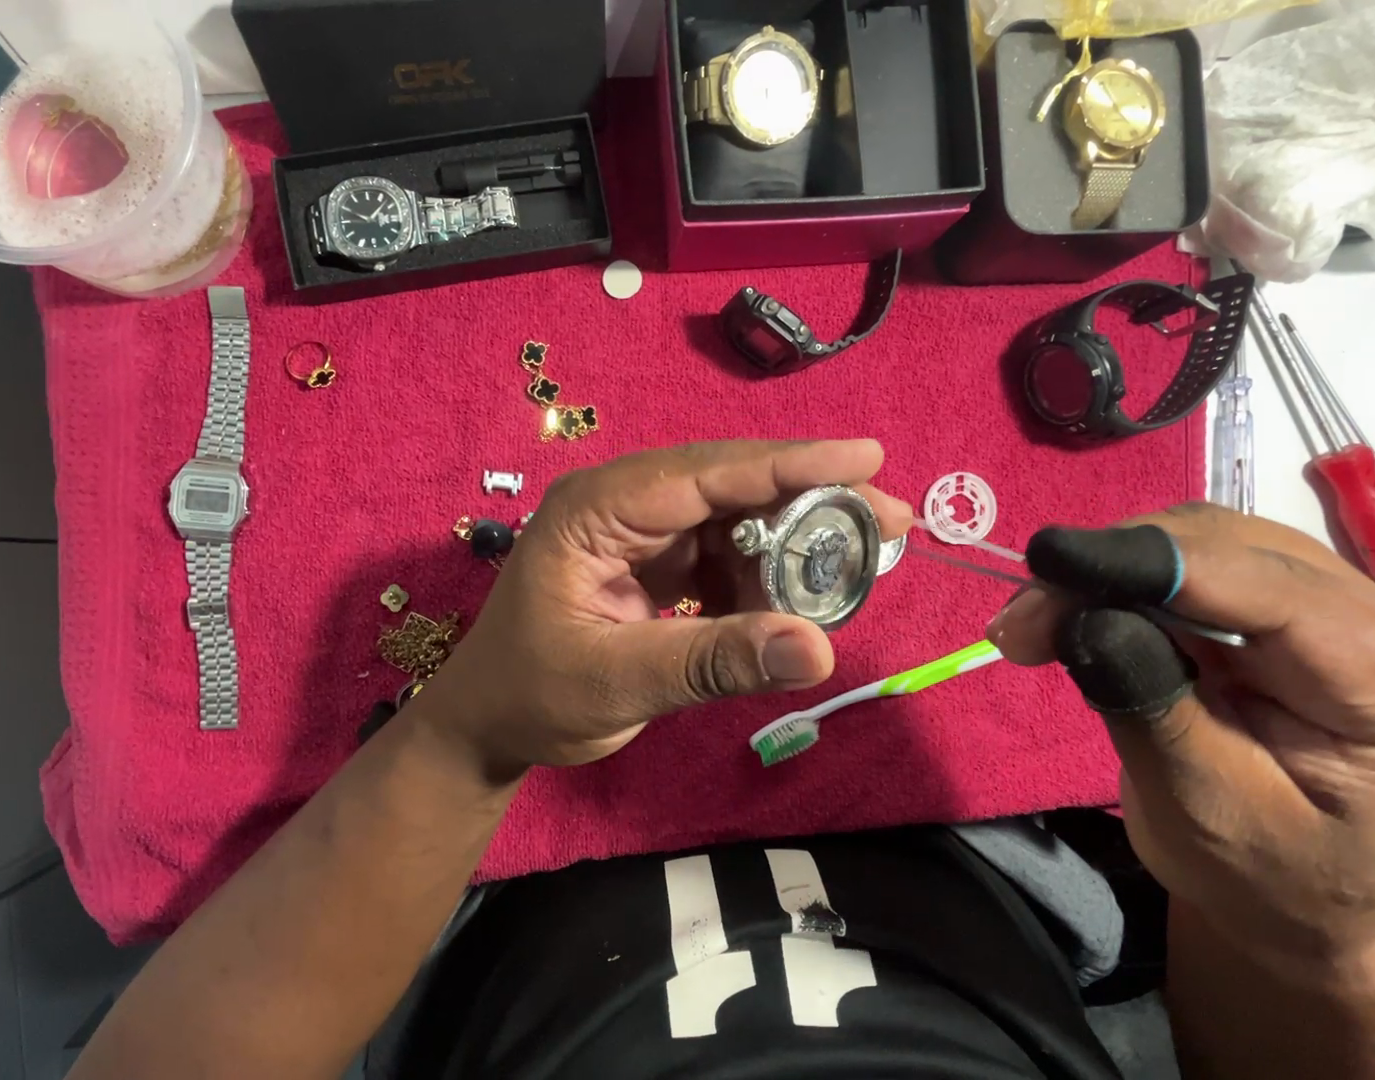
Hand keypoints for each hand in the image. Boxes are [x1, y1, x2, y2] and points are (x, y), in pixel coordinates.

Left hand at [414, 440, 911, 774]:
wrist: (487, 725)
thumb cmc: (532, 696)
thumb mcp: (618, 681)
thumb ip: (712, 662)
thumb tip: (818, 650)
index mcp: (597, 510)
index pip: (703, 474)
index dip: (787, 463)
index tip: (866, 457)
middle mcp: (622, 505)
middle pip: (729, 486)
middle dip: (808, 499)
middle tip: (887, 518)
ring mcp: (639, 533)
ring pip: (733, 519)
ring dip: (791, 543)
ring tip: (853, 569)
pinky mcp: (654, 564)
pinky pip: (723, 555)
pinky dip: (763, 577)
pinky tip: (794, 603)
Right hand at [986, 503, 1374, 965]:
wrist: (1283, 901)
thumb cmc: (1260, 875)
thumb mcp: (1204, 808)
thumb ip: (1154, 710)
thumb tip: (1084, 616)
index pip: (1276, 593)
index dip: (1159, 562)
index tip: (1051, 559)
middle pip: (1235, 548)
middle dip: (1115, 566)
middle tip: (1020, 621)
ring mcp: (1326, 609)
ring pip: (1204, 540)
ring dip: (1107, 568)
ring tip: (1033, 622)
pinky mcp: (1271, 608)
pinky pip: (1187, 563)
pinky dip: (1116, 578)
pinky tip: (1071, 611)